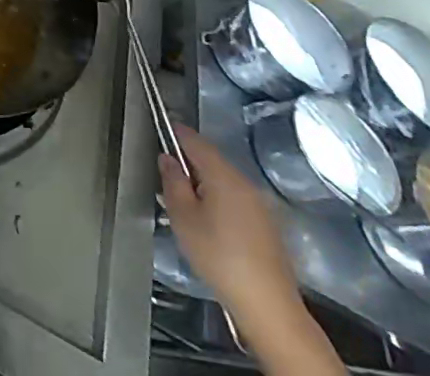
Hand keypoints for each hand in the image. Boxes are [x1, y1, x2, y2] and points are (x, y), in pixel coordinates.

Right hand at [160, 125, 343, 375]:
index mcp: (223, 176)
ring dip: (203, 181)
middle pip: (212, 160)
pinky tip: (208, 219)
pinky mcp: (266, 224)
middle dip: (189, 160)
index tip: (162, 126)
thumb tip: (168, 158)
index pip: (196, 142)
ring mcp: (259, 204)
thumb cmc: (218, 255)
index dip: (177, 132)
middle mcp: (245, 183)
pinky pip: (236, 198)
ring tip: (183, 199)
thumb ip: (173, 182)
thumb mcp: (183, 217)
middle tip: (166, 172)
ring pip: (224, 180)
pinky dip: (218, 198)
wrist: (266, 302)